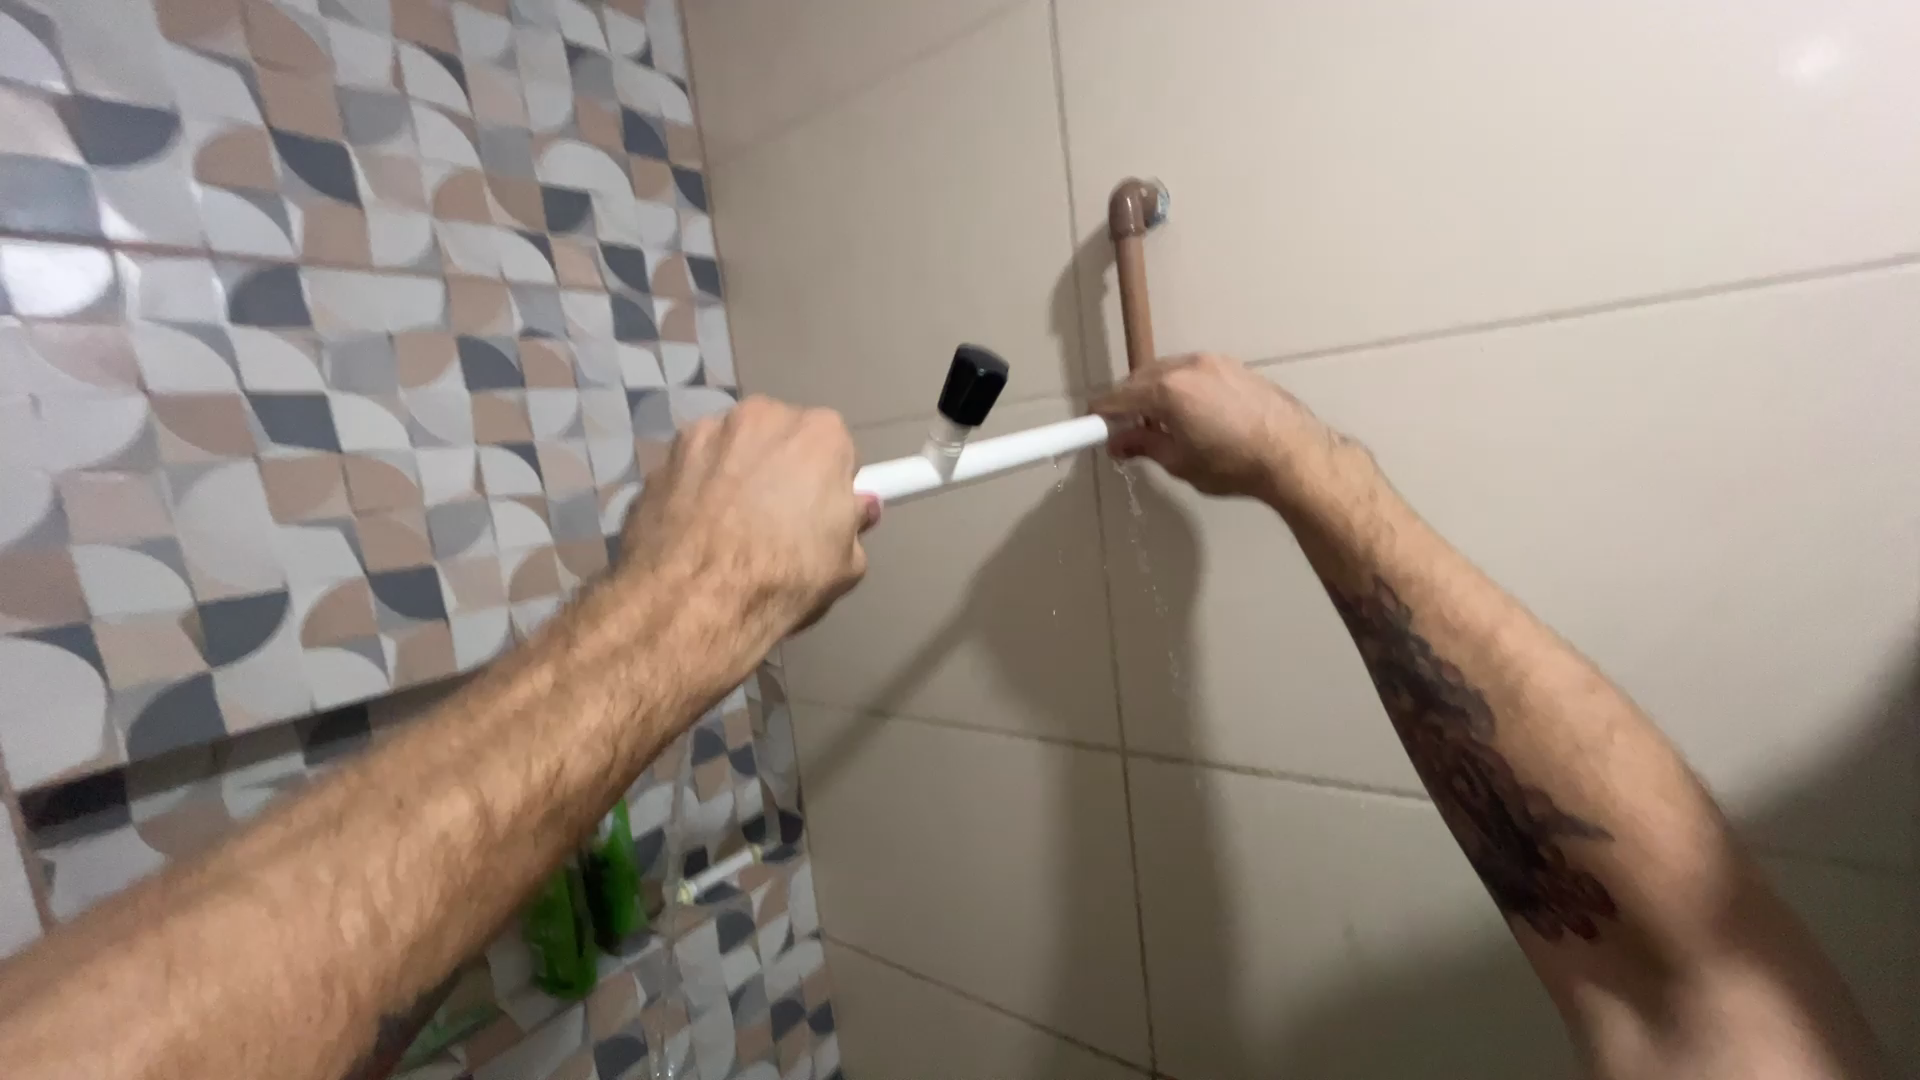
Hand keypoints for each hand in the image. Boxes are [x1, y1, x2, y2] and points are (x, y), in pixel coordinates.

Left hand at [617, 397, 879, 638]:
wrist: (695, 599)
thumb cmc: (785, 576)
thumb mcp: (847, 563)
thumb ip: (853, 523)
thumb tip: (856, 508)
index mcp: (819, 433)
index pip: (837, 449)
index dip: (831, 483)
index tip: (823, 512)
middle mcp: (762, 416)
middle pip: (780, 438)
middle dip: (781, 469)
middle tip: (779, 522)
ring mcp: (704, 433)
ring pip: (731, 450)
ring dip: (735, 475)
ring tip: (732, 531)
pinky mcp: (660, 459)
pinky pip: (691, 472)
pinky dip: (695, 493)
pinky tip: (697, 534)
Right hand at [1091, 353, 1343, 503]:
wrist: (1293, 454)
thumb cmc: (1233, 464)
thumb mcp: (1178, 462)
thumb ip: (1142, 446)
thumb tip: (1118, 443)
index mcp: (1167, 391)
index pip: (1117, 397)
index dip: (1100, 414)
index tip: (1091, 427)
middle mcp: (1187, 367)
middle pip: (1139, 379)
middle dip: (1128, 403)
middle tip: (1127, 432)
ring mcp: (1212, 362)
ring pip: (1166, 372)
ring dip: (1154, 393)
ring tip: (1162, 425)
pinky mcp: (1232, 366)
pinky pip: (1191, 371)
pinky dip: (1180, 387)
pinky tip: (1189, 414)